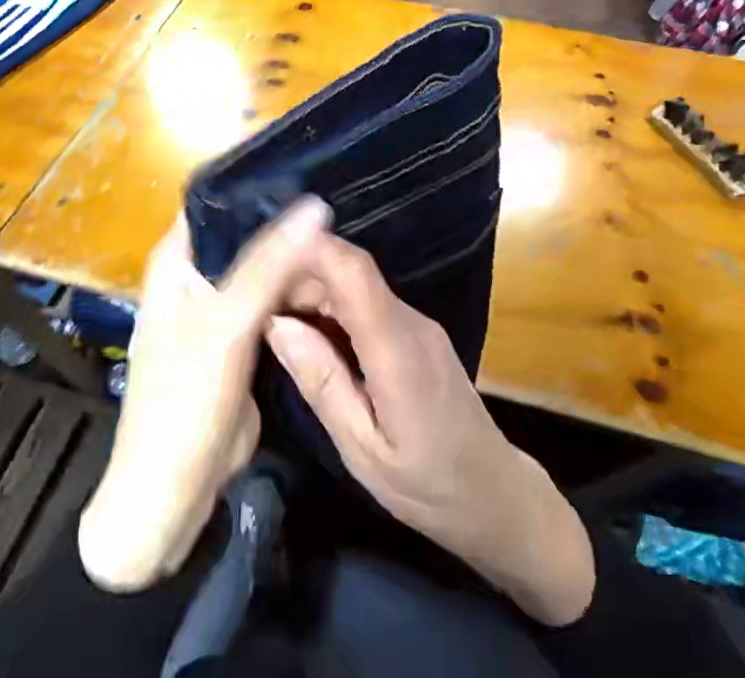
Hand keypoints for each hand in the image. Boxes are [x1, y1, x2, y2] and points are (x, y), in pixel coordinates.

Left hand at [79, 198, 330, 592]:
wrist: (174, 492)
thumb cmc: (185, 403)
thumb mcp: (227, 327)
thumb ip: (269, 266)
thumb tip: (316, 206)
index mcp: (175, 264)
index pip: (216, 204)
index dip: (259, 187)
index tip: (312, 170)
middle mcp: (194, 279)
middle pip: (245, 235)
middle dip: (286, 223)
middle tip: (344, 205)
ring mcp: (219, 311)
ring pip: (262, 270)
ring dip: (295, 259)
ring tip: (347, 235)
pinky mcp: (240, 341)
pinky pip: (273, 302)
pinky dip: (297, 291)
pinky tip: (332, 281)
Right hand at [266, 235, 596, 625]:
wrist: (493, 493)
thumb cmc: (426, 484)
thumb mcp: (361, 446)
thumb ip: (320, 381)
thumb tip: (276, 323)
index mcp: (396, 347)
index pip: (352, 271)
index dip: (308, 251)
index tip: (259, 260)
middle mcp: (410, 321)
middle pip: (349, 272)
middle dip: (298, 279)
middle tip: (252, 310)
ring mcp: (418, 325)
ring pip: (356, 286)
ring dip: (312, 296)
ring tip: (272, 328)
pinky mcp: (418, 334)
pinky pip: (368, 306)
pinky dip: (332, 313)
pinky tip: (309, 341)